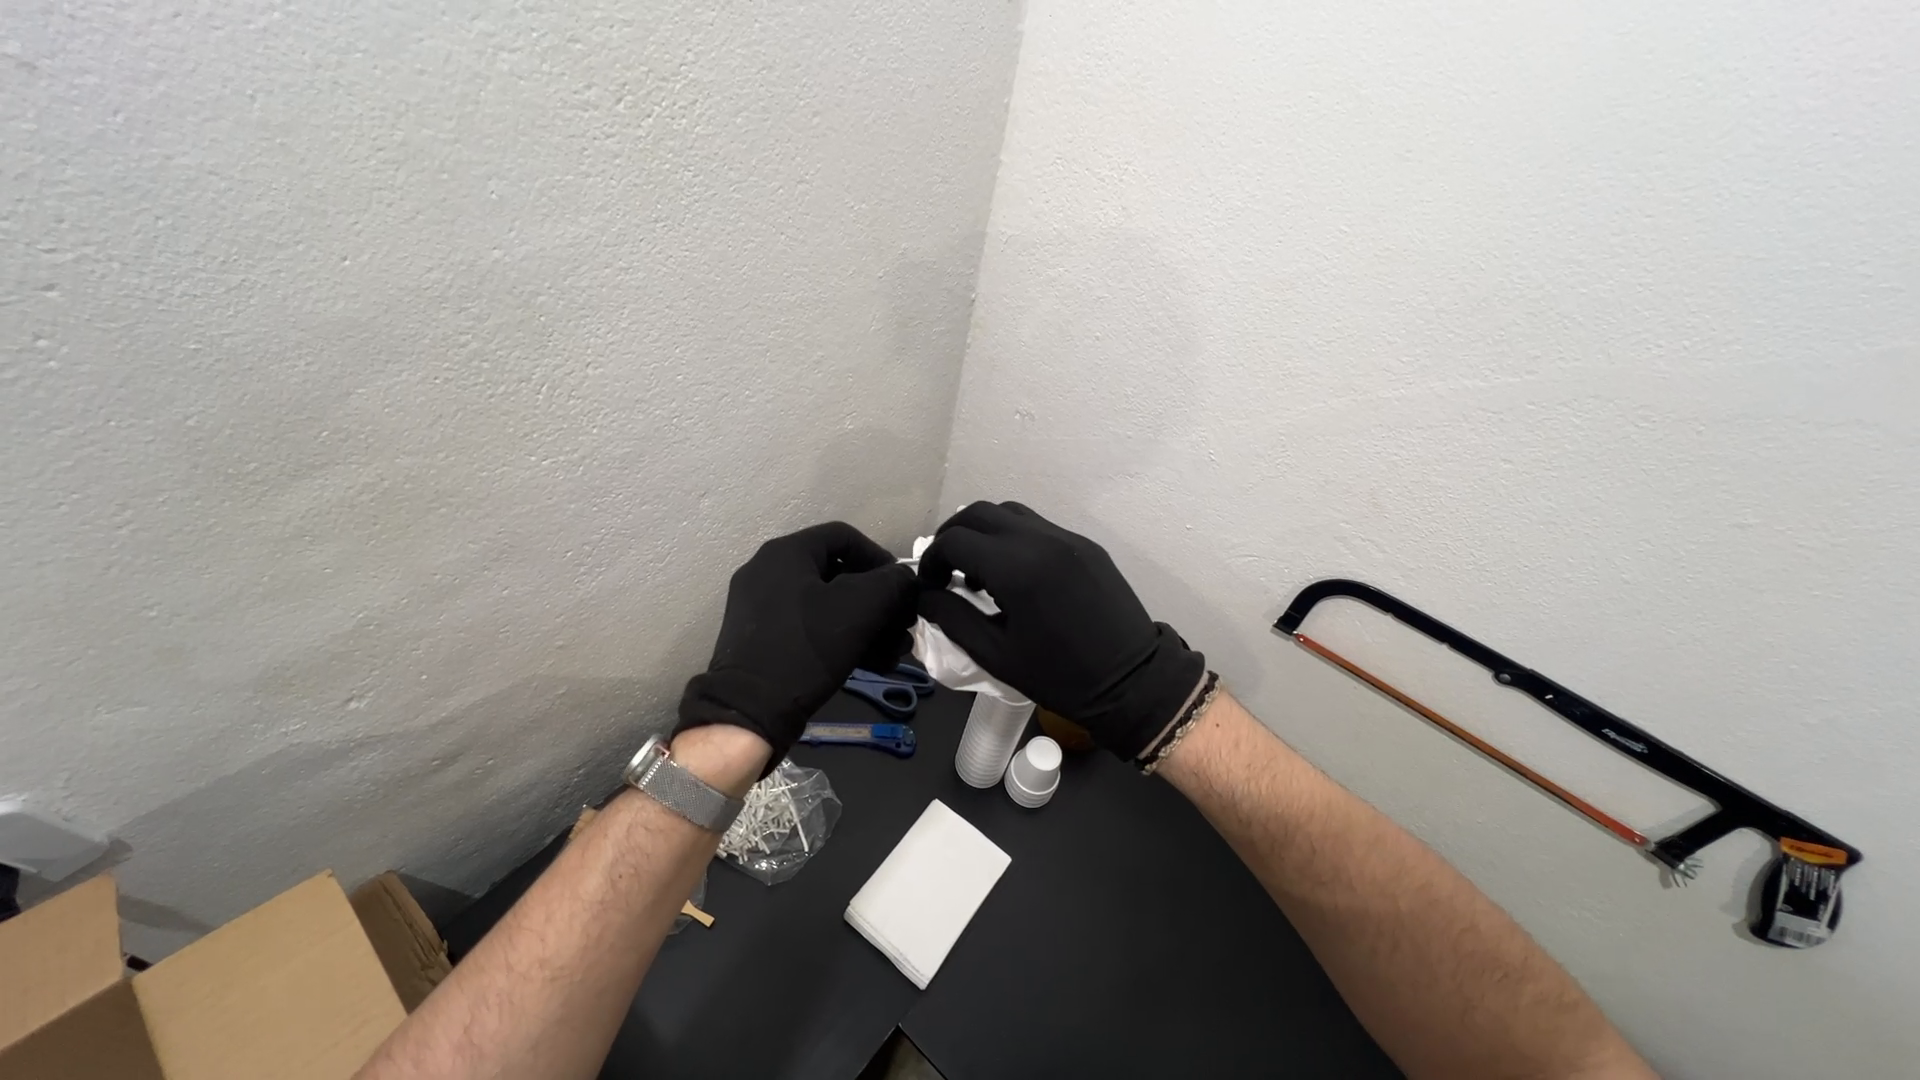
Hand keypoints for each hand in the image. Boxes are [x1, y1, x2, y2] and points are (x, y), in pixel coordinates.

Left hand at [676, 521, 916, 771]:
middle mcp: (769, 572)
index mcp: (786, 552)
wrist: (750, 711)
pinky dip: (843, 640)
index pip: (845, 536)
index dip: (881, 558)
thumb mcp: (860, 608)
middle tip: (902, 626)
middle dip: (879, 602)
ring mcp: (763, 608)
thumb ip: (892, 584)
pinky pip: (812, 628)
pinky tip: (873, 664)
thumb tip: (903, 580)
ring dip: (867, 626)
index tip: (902, 588)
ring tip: (894, 653)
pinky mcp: (763, 640)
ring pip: (829, 606)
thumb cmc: (806, 648)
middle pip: (839, 574)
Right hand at [916, 502, 1205, 761]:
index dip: (932, 559)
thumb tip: (924, 596)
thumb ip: (952, 617)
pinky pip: (1039, 528)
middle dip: (953, 536)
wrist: (1133, 683)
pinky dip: (1014, 539)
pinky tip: (1015, 575)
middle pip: (979, 513)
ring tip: (979, 571)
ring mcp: (1067, 539)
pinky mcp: (1086, 546)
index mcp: (1015, 569)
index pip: (954, 540)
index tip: (931, 585)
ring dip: (984, 532)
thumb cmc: (1060, 678)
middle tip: (946, 569)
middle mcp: (1040, 541)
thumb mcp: (995, 655)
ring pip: (1010, 513)